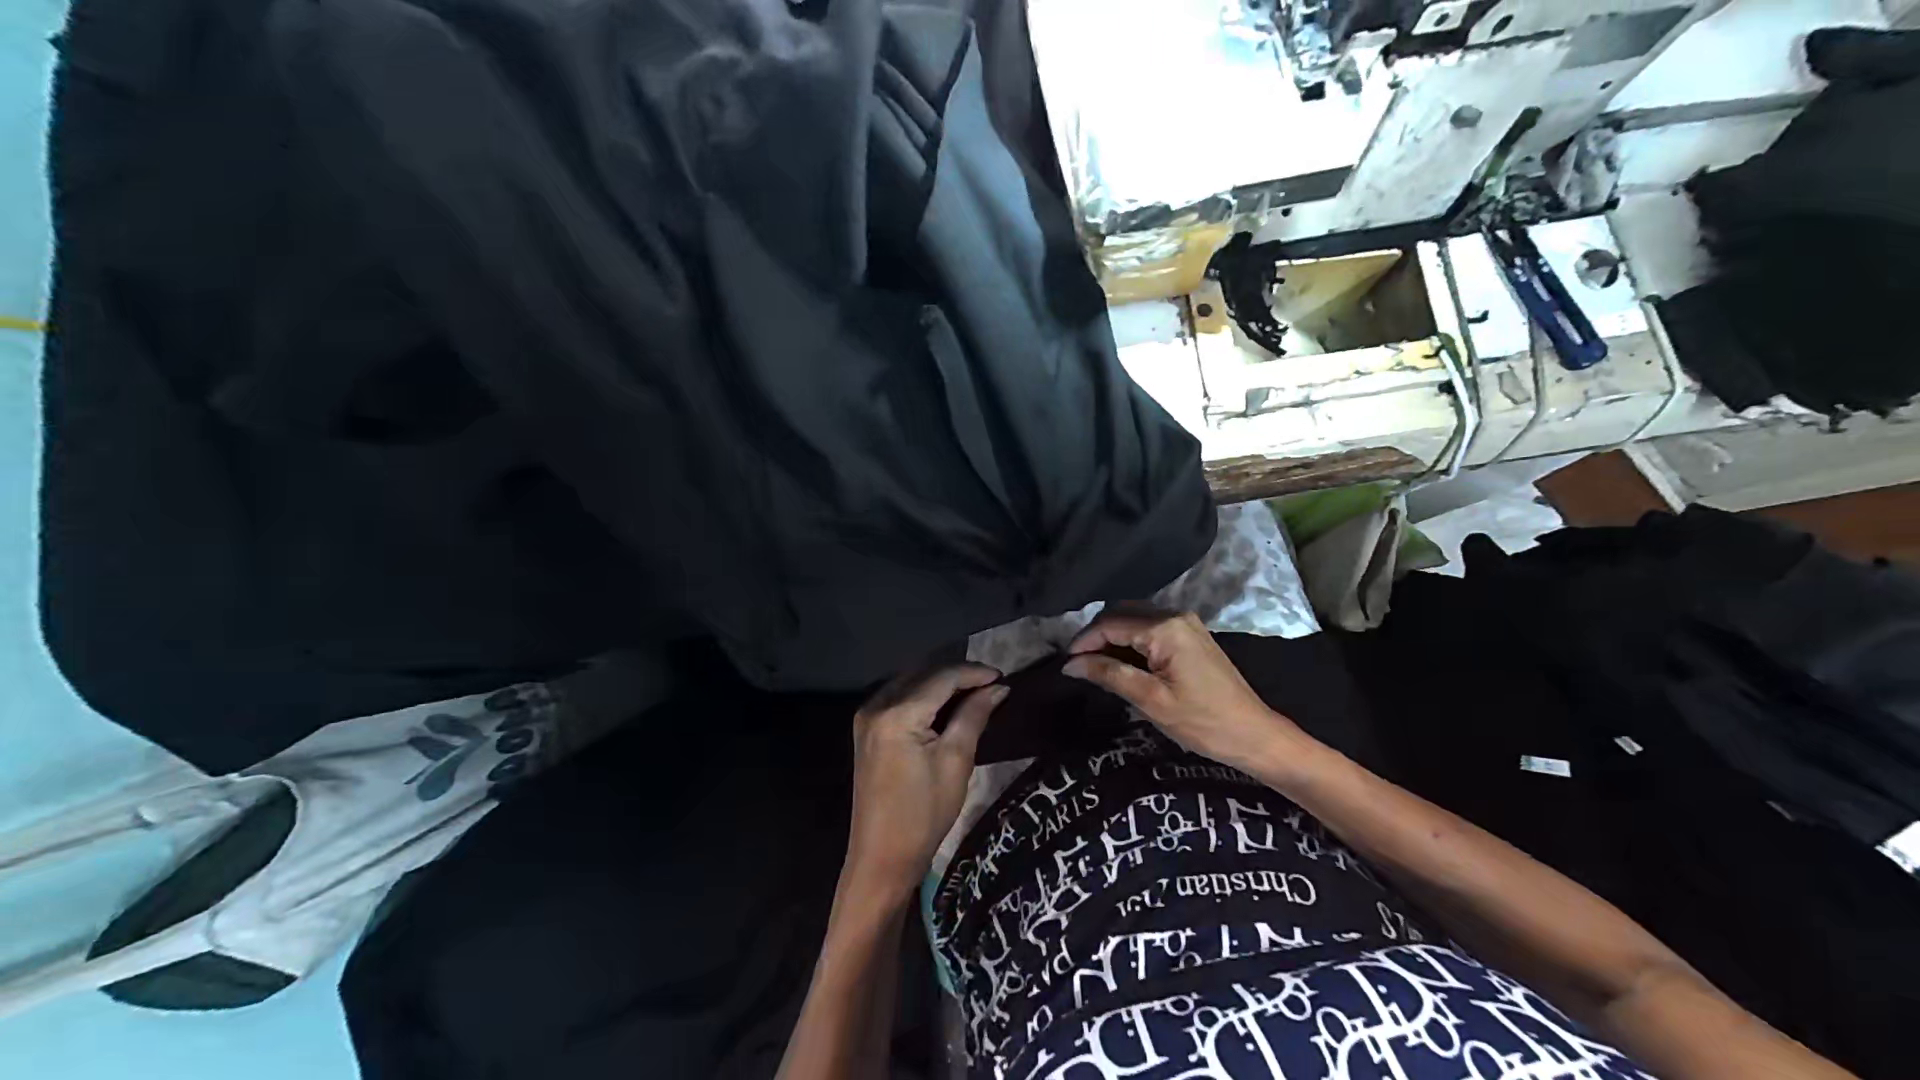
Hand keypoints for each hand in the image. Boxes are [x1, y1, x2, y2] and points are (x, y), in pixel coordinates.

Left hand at [844, 663, 1007, 898]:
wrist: (882, 858)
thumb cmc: (923, 814)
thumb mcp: (956, 762)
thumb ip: (974, 716)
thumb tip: (997, 688)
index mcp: (897, 714)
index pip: (942, 677)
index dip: (974, 672)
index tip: (1003, 677)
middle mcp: (877, 705)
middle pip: (923, 674)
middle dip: (958, 674)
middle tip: (992, 684)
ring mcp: (867, 716)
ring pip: (910, 682)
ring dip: (941, 682)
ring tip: (975, 691)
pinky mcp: (867, 729)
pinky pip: (899, 697)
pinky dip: (924, 694)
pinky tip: (946, 704)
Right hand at [1064, 610, 1306, 775]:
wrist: (1254, 734)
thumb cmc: (1202, 722)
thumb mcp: (1150, 700)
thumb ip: (1109, 674)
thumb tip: (1071, 664)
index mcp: (1165, 628)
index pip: (1110, 624)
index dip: (1083, 641)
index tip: (1066, 664)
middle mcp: (1175, 615)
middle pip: (1121, 612)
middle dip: (1096, 634)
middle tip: (1079, 663)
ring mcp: (1186, 623)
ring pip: (1135, 617)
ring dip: (1112, 635)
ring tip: (1095, 663)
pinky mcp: (1191, 634)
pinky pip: (1150, 626)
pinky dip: (1130, 639)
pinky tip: (1121, 661)